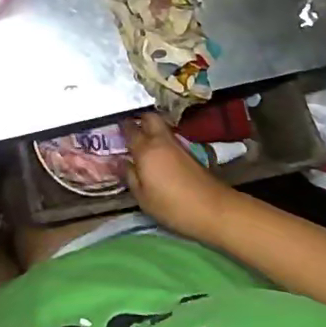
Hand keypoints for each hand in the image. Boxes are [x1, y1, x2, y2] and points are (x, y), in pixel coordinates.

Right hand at [121, 113, 235, 242]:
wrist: (213, 208)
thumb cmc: (171, 205)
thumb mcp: (143, 197)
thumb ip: (129, 175)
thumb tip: (116, 160)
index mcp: (146, 149)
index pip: (130, 129)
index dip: (120, 126)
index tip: (113, 127)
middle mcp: (161, 140)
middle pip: (150, 117)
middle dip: (139, 118)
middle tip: (130, 128)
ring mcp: (178, 144)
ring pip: (161, 126)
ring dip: (151, 127)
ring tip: (142, 140)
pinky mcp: (189, 152)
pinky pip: (170, 137)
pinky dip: (161, 138)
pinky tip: (157, 152)